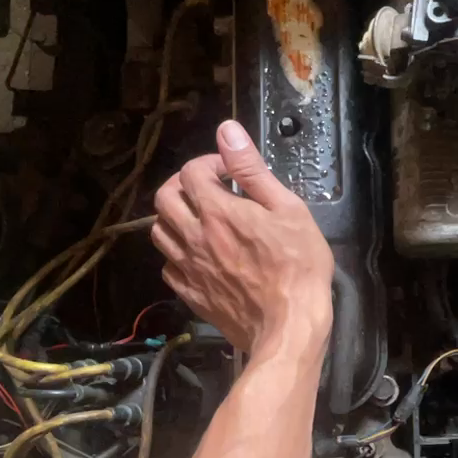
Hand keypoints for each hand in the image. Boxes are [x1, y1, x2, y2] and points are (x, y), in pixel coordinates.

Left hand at [152, 120, 333, 357]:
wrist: (288, 326)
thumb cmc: (299, 267)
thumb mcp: (288, 209)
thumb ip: (252, 170)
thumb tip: (227, 131)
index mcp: (217, 211)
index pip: (191, 172)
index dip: (208, 163)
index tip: (229, 172)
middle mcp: (194, 236)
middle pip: (164, 198)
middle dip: (182, 186)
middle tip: (207, 191)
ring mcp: (189, 268)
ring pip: (159, 232)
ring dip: (175, 218)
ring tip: (199, 220)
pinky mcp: (191, 294)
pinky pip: (168, 266)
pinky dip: (178, 253)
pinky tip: (198, 255)